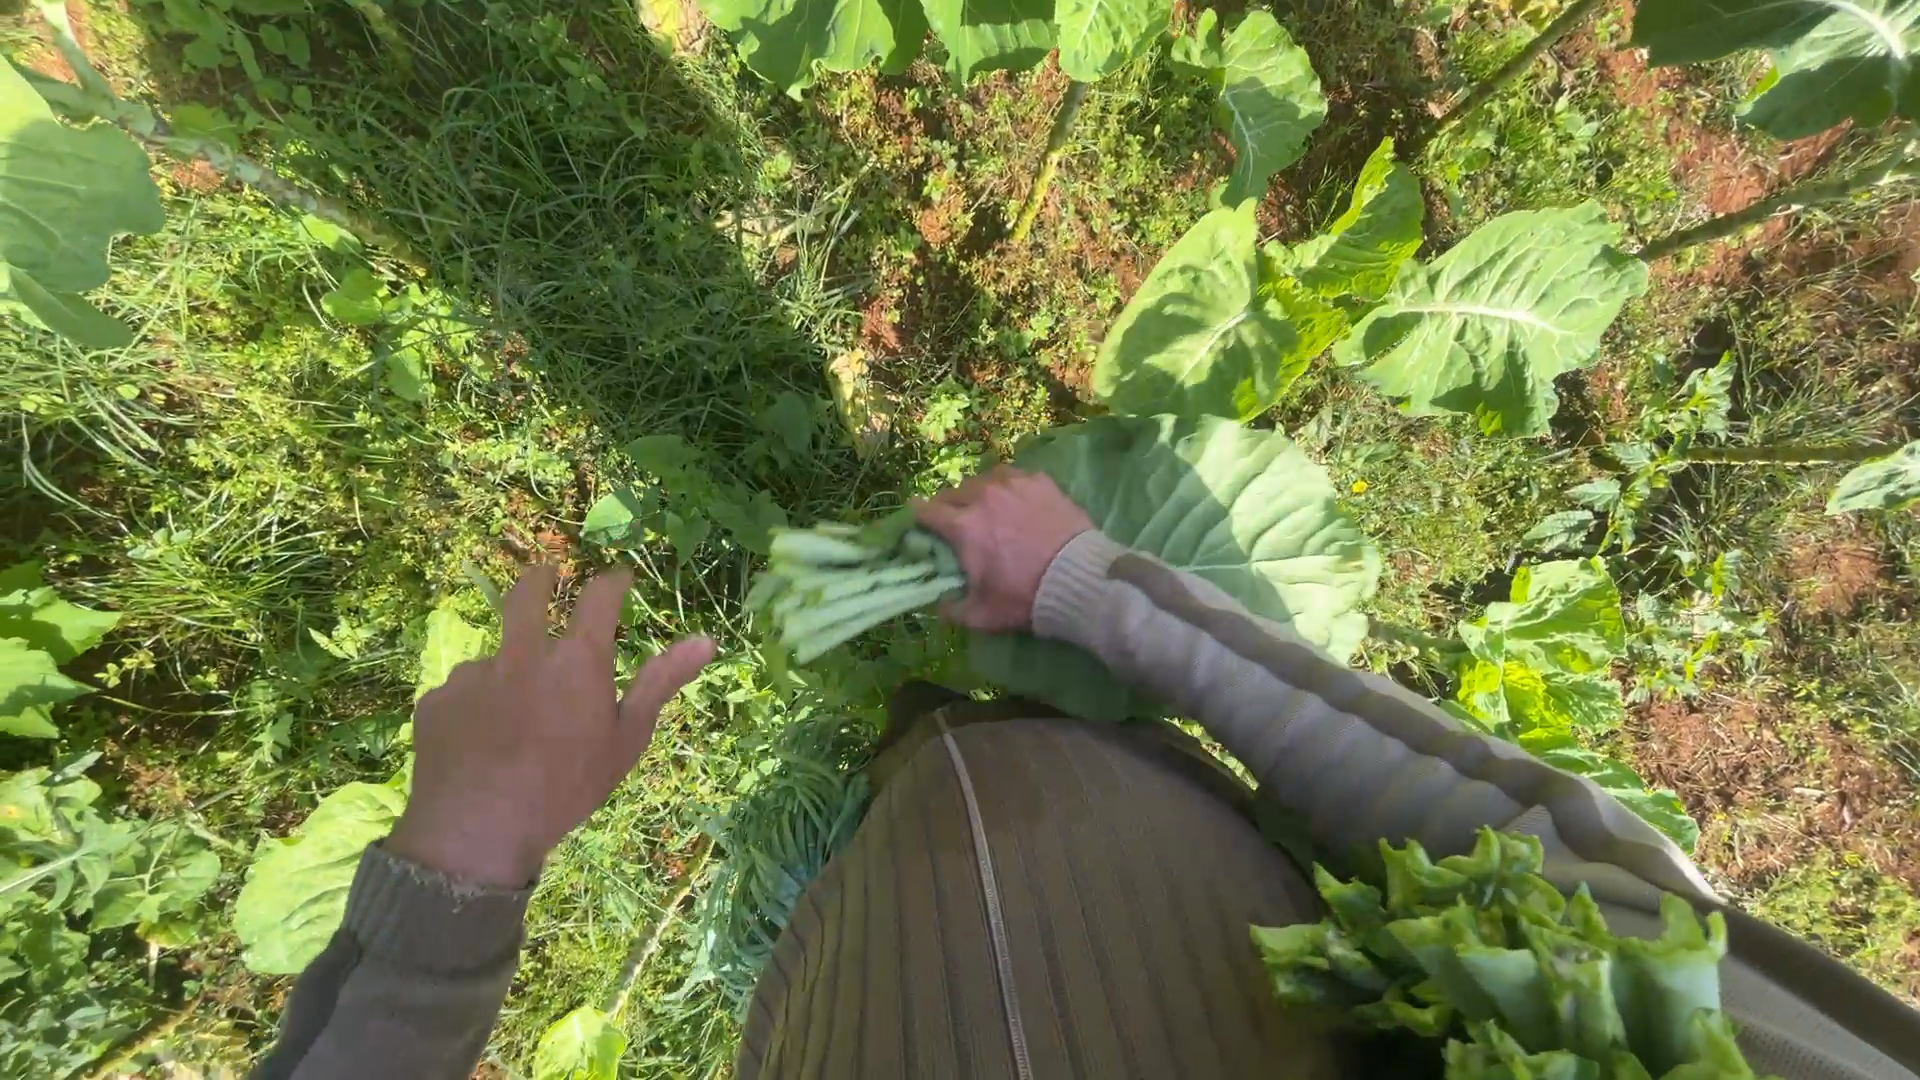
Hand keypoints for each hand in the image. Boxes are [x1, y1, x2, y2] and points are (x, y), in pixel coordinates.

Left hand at [386, 565, 714, 886]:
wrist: (477, 833)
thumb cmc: (569, 785)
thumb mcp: (628, 736)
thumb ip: (663, 681)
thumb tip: (708, 639)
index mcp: (577, 661)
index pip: (598, 598)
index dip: (612, 581)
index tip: (620, 576)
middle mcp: (523, 654)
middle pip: (527, 596)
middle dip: (540, 578)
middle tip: (545, 572)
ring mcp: (473, 675)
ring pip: (496, 655)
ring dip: (509, 666)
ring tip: (514, 709)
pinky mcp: (435, 701)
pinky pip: (464, 690)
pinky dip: (479, 702)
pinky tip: (482, 737)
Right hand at [913, 466, 1093, 631]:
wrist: (1079, 579)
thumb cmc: (1025, 597)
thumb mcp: (982, 615)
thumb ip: (952, 610)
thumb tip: (939, 604)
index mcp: (963, 526)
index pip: (925, 511)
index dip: (919, 517)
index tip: (921, 524)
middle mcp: (983, 496)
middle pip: (952, 492)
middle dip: (948, 506)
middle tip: (956, 522)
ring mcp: (1013, 484)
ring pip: (983, 479)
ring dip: (978, 492)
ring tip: (987, 506)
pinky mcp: (1040, 481)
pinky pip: (1014, 476)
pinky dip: (1008, 486)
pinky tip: (1015, 500)